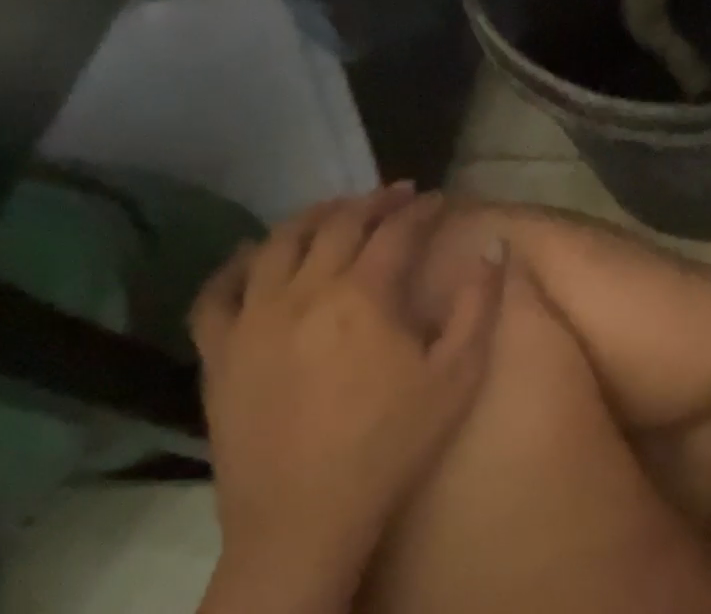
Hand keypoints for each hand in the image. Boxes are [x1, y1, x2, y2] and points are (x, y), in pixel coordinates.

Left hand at [189, 184, 503, 569]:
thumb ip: (480, 305)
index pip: (395, 231)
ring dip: (311, 218)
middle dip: (371, 202)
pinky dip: (237, 263)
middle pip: (336, 226)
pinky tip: (254, 255)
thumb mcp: (458, 373)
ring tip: (335, 211)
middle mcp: (303, 293)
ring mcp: (252, 321)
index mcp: (364, 296)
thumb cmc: (393, 441)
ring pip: (275, 245)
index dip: (420, 209)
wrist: (305, 515)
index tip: (439, 199)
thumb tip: (493, 250)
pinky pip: (217, 292)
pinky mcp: (218, 352)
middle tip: (396, 195)